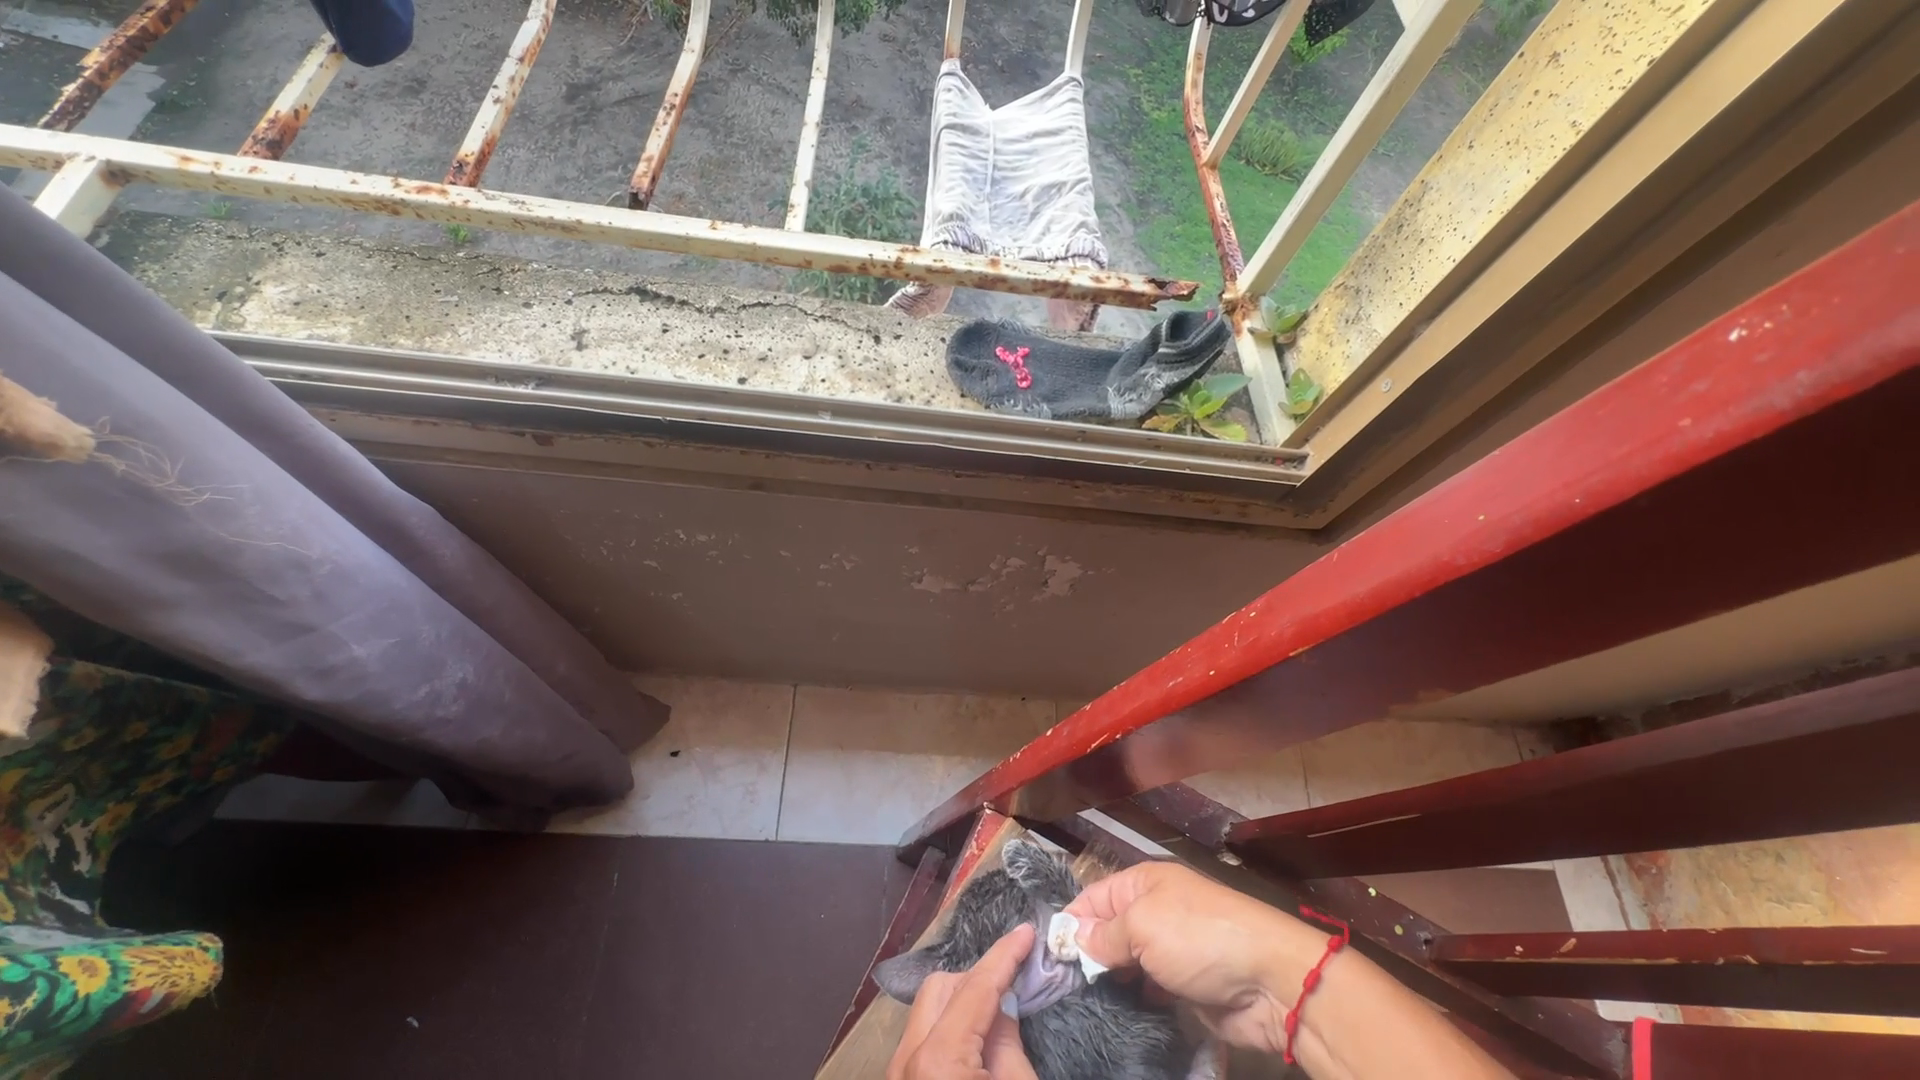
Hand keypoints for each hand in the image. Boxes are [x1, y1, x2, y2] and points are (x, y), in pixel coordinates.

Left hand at [887, 924, 1040, 1079]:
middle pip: (939, 987)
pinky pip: (923, 1037)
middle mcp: (907, 1057)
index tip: (1025, 932)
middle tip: (1010, 987)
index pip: (975, 989)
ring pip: (927, 1009)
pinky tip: (974, 1046)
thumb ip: (1008, 1042)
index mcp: (938, 1058)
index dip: (1004, 956)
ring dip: (961, 1004)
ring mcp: (897, 1072)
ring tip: (994, 1021)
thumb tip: (1003, 1007)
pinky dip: (949, 1029)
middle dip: (975, 979)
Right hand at [1064, 862, 1328, 1055]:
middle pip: (1106, 931)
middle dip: (1086, 955)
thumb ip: (1104, 934)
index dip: (1069, 923)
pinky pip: (1147, 988)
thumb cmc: (1199, 938)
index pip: (1092, 897)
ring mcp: (1170, 949)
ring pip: (1125, 963)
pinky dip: (1134, 998)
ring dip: (1109, 980)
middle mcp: (1154, 911)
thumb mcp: (1142, 925)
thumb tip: (1075, 941)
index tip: (1048, 955)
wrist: (1269, 980)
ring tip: (1084, 1002)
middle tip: (1061, 986)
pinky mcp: (1184, 985)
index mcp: (1142, 883)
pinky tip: (1119, 1012)